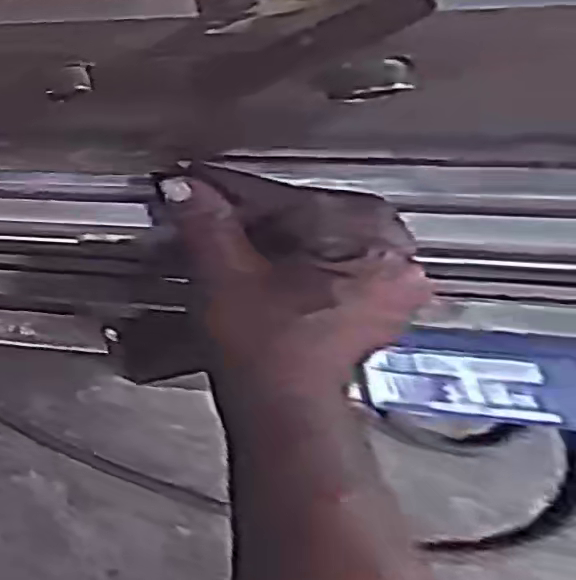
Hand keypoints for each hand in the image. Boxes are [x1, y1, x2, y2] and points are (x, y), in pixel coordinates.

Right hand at [159, 164, 431, 397]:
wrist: (277, 401)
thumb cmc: (259, 342)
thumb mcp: (220, 271)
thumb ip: (204, 221)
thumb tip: (183, 185)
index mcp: (369, 246)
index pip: (287, 197)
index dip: (228, 187)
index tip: (191, 178)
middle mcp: (395, 262)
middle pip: (312, 211)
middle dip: (256, 204)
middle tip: (208, 200)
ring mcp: (390, 286)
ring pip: (320, 233)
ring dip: (271, 226)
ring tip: (224, 225)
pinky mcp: (372, 303)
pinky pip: (329, 257)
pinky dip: (288, 248)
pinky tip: (253, 253)